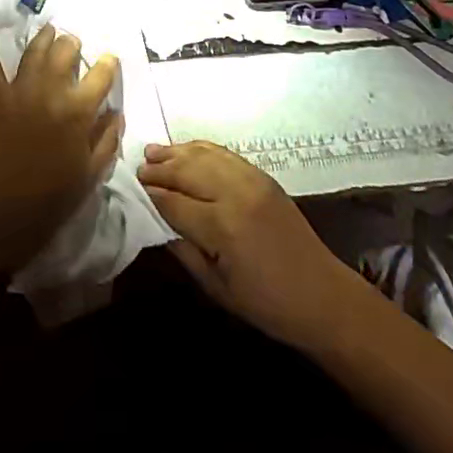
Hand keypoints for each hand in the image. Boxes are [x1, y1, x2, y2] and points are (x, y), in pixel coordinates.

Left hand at [0, 26, 121, 273]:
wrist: (0, 217)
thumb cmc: (52, 198)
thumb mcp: (91, 172)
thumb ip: (108, 138)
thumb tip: (115, 112)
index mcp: (79, 110)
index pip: (102, 72)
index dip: (109, 63)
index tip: (110, 63)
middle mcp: (51, 92)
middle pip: (66, 51)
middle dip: (75, 44)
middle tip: (76, 45)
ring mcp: (20, 93)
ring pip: (34, 52)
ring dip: (44, 38)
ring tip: (50, 30)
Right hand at [140, 140, 364, 346]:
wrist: (321, 294)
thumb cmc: (265, 303)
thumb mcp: (216, 287)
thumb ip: (185, 251)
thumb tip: (159, 225)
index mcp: (222, 226)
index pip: (174, 201)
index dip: (151, 194)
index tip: (131, 188)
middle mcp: (236, 194)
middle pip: (188, 170)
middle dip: (161, 168)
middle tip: (139, 167)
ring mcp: (253, 181)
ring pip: (207, 156)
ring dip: (179, 152)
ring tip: (155, 151)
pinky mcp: (265, 177)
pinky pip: (228, 155)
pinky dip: (205, 149)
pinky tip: (190, 150)